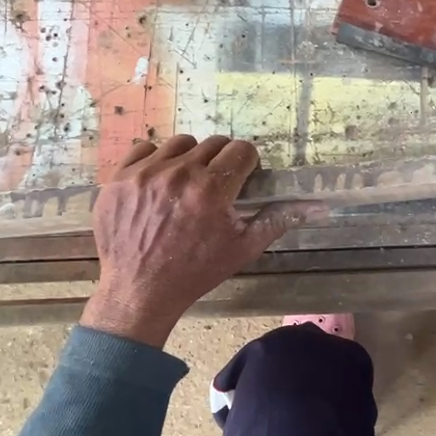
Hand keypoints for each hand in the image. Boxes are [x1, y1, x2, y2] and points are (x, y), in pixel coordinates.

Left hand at [82, 135, 320, 347]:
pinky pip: (144, 150)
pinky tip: (159, 182)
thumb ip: (278, 219)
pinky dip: (156, 160)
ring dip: (191, 157)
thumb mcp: (244, 248)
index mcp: (212, 190)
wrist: (137, 292)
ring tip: (187, 182)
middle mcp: (179, 175)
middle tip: (217, 184)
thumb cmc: (196, 271)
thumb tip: (317, 207)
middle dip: (221, 160)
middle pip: (214, 143)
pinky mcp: (118, 179)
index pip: (242, 150)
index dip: (247, 164)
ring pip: (181, 143)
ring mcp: (145, 175)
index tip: (242, 179)